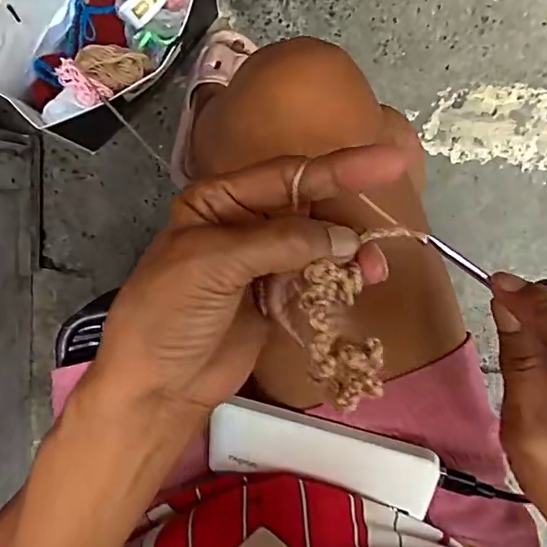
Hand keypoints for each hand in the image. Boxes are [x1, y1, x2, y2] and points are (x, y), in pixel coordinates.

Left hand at [83, 147, 406, 435]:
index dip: (338, 168)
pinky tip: (351, 288)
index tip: (389, 161)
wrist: (157, 384)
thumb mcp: (214, 264)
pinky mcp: (273, 296)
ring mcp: (259, 261)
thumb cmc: (168, 313)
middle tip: (381, 244)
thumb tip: (344, 237)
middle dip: (346, 220)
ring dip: (348, 256)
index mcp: (217, 200)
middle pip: (308, 207)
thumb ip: (279, 242)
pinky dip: (336, 281)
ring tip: (371, 275)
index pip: (285, 176)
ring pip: (317, 244)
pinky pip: (315, 278)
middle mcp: (241, 223)